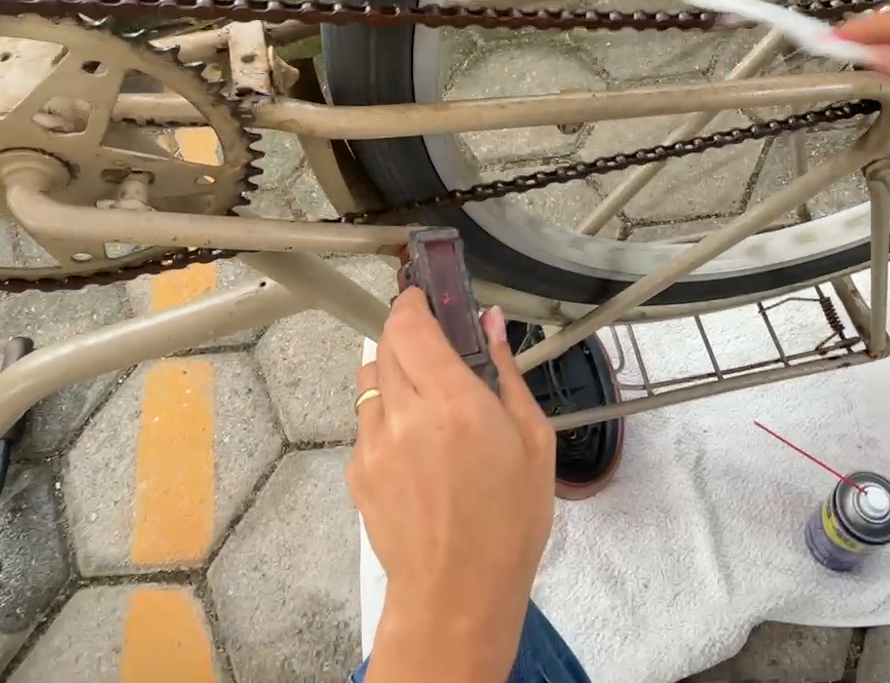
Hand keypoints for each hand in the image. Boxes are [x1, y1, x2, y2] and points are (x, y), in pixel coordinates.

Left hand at [351, 288, 555, 682]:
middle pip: (387, 344)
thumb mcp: (532, 440)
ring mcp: (372, 444)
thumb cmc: (510, 518)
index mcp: (453, 403)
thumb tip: (493, 321)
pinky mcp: (356, 470)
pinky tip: (416, 443)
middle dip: (409, 333)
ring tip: (427, 397)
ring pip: (371, 379)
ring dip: (395, 371)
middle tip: (438, 346)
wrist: (458, 594)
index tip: (424, 296)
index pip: (410, 327)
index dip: (412, 302)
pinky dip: (386, 412)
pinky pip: (366, 419)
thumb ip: (507, 372)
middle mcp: (404, 415)